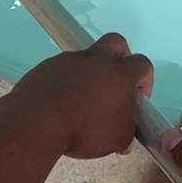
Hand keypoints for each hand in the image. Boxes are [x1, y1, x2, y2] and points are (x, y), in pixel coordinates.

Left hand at [5, 33, 153, 159]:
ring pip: (85, 58)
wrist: (36, 123)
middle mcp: (95, 59)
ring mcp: (67, 60)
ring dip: (88, 74)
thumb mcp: (116, 139)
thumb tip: (125, 139)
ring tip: (81, 102)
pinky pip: (61, 70)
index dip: (145, 80)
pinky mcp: (45, 67)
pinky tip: (59, 104)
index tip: (137, 99)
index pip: (142, 64)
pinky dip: (64, 83)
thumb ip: (126, 133)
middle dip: (120, 59)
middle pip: (116, 43)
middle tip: (114, 85)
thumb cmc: (84, 129)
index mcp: (119, 73)